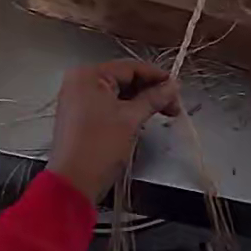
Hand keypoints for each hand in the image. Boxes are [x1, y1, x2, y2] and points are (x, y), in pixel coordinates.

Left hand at [48, 60, 181, 201]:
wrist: (73, 183)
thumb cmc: (100, 146)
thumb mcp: (131, 119)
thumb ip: (154, 98)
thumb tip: (173, 85)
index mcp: (89, 75)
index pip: (130, 67)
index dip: (157, 76)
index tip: (177, 87)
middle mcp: (79, 81)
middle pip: (123, 78)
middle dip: (150, 91)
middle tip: (173, 105)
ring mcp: (77, 99)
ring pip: (116, 93)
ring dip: (140, 101)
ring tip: (163, 112)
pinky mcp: (78, 116)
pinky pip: (107, 104)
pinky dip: (126, 109)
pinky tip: (143, 118)